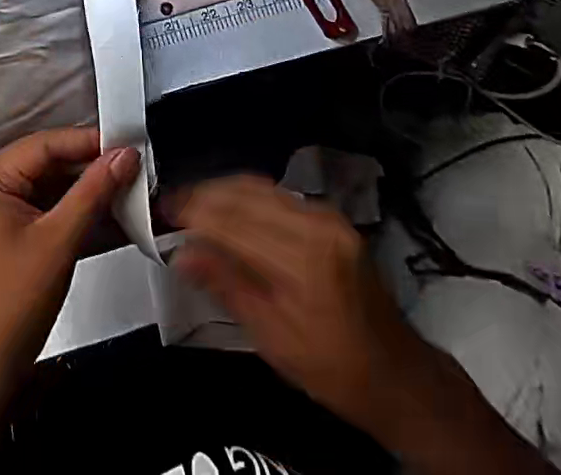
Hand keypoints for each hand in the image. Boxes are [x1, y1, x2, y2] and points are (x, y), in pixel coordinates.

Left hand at [0, 129, 138, 474]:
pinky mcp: (1, 232)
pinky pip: (43, 209)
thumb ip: (93, 193)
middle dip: (91, 169)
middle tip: (133, 168)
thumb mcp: (57, 243)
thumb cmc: (0, 315)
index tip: (127, 144)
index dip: (90, 142)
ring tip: (126, 190)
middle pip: (47, 163)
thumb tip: (121, 158)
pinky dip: (72, 212)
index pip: (45, 144)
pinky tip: (105, 214)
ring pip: (48, 186)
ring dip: (85, 192)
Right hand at [170, 174, 418, 433]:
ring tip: (191, 203)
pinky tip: (228, 207)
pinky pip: (279, 194)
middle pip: (244, 193)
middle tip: (170, 204)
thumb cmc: (333, 368)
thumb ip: (226, 286)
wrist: (398, 374)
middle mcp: (317, 225)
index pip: (232, 220)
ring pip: (260, 187)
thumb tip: (181, 254)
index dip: (192, 211)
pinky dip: (246, 195)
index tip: (162, 211)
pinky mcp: (332, 218)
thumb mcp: (272, 338)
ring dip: (222, 190)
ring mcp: (328, 217)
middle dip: (202, 195)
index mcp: (302, 260)